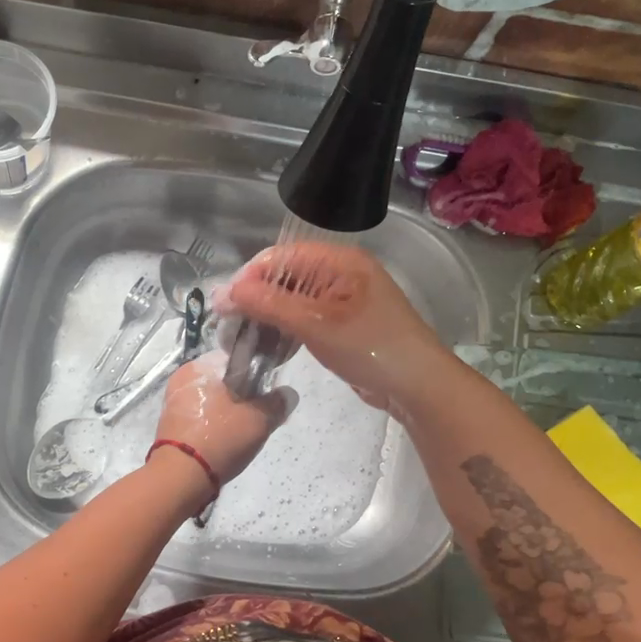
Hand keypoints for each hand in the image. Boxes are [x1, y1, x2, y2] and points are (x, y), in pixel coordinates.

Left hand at [152, 353, 297, 485]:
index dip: (258, 372)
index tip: (270, 391)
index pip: (237, 357)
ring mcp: (174, 401)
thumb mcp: (258, 420)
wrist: (180, 477)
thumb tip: (289, 394)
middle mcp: (183, 378)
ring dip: (230, 411)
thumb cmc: (219, 439)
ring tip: (246, 431)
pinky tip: (227, 440)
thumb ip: (277, 403)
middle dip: (244, 396)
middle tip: (260, 416)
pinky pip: (201, 415)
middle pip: (225, 380)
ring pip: (213, 399)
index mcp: (200, 366)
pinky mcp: (172, 423)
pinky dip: (215, 423)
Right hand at [219, 242, 443, 411]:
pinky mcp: (342, 324)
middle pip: (285, 276)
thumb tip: (225, 292)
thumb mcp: (315, 324)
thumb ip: (269, 304)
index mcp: (340, 261)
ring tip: (241, 335)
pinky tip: (267, 344)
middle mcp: (340, 273)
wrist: (417, 385)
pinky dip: (285, 328)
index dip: (250, 276)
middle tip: (228, 323)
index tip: (224, 304)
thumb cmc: (369, 347)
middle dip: (256, 296)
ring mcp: (342, 299)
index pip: (281, 256)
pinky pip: (305, 317)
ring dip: (268, 314)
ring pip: (293, 299)